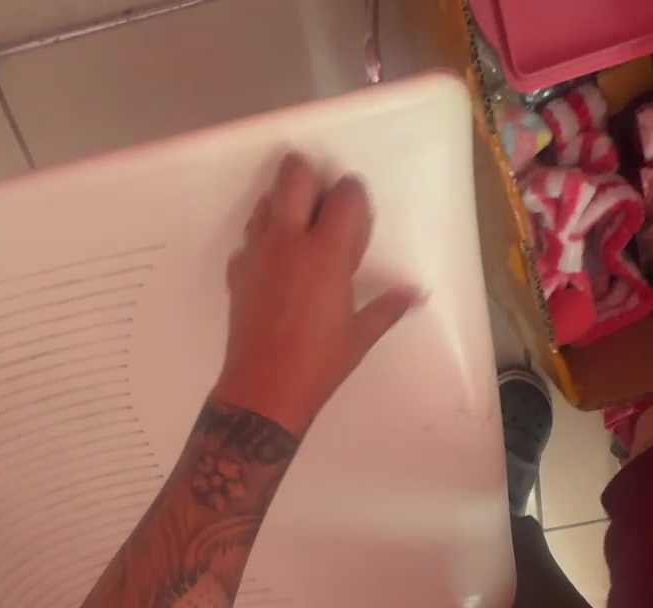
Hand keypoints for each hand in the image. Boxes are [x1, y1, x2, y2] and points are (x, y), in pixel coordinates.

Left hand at [212, 154, 422, 435]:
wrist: (264, 389)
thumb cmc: (319, 364)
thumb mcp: (359, 336)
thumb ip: (388, 307)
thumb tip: (416, 295)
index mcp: (326, 253)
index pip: (344, 194)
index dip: (354, 197)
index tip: (357, 221)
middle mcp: (288, 241)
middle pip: (294, 174)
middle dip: (312, 178)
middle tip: (324, 209)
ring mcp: (257, 252)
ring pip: (266, 200)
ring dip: (285, 206)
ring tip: (301, 237)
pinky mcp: (237, 270)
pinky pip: (249, 237)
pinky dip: (264, 240)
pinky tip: (277, 268)